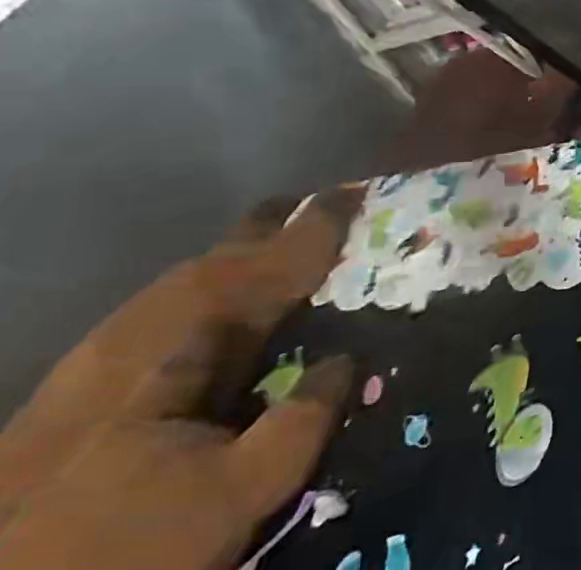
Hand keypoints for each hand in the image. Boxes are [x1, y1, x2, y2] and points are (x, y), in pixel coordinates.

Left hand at [0, 187, 361, 569]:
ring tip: (285, 239)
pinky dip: (202, 292)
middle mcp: (127, 352)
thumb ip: (305, 419)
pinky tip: (220, 300)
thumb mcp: (244, 489)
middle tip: (327, 207)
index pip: (255, 277)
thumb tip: (347, 359)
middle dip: (266, 233)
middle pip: (204, 271)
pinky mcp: (77, 399)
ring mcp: (91, 374)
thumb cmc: (137, 545)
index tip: (352, 196)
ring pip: (173, 291)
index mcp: (172, 364)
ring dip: (235, 258)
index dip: (306, 235)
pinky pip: (157, 317)